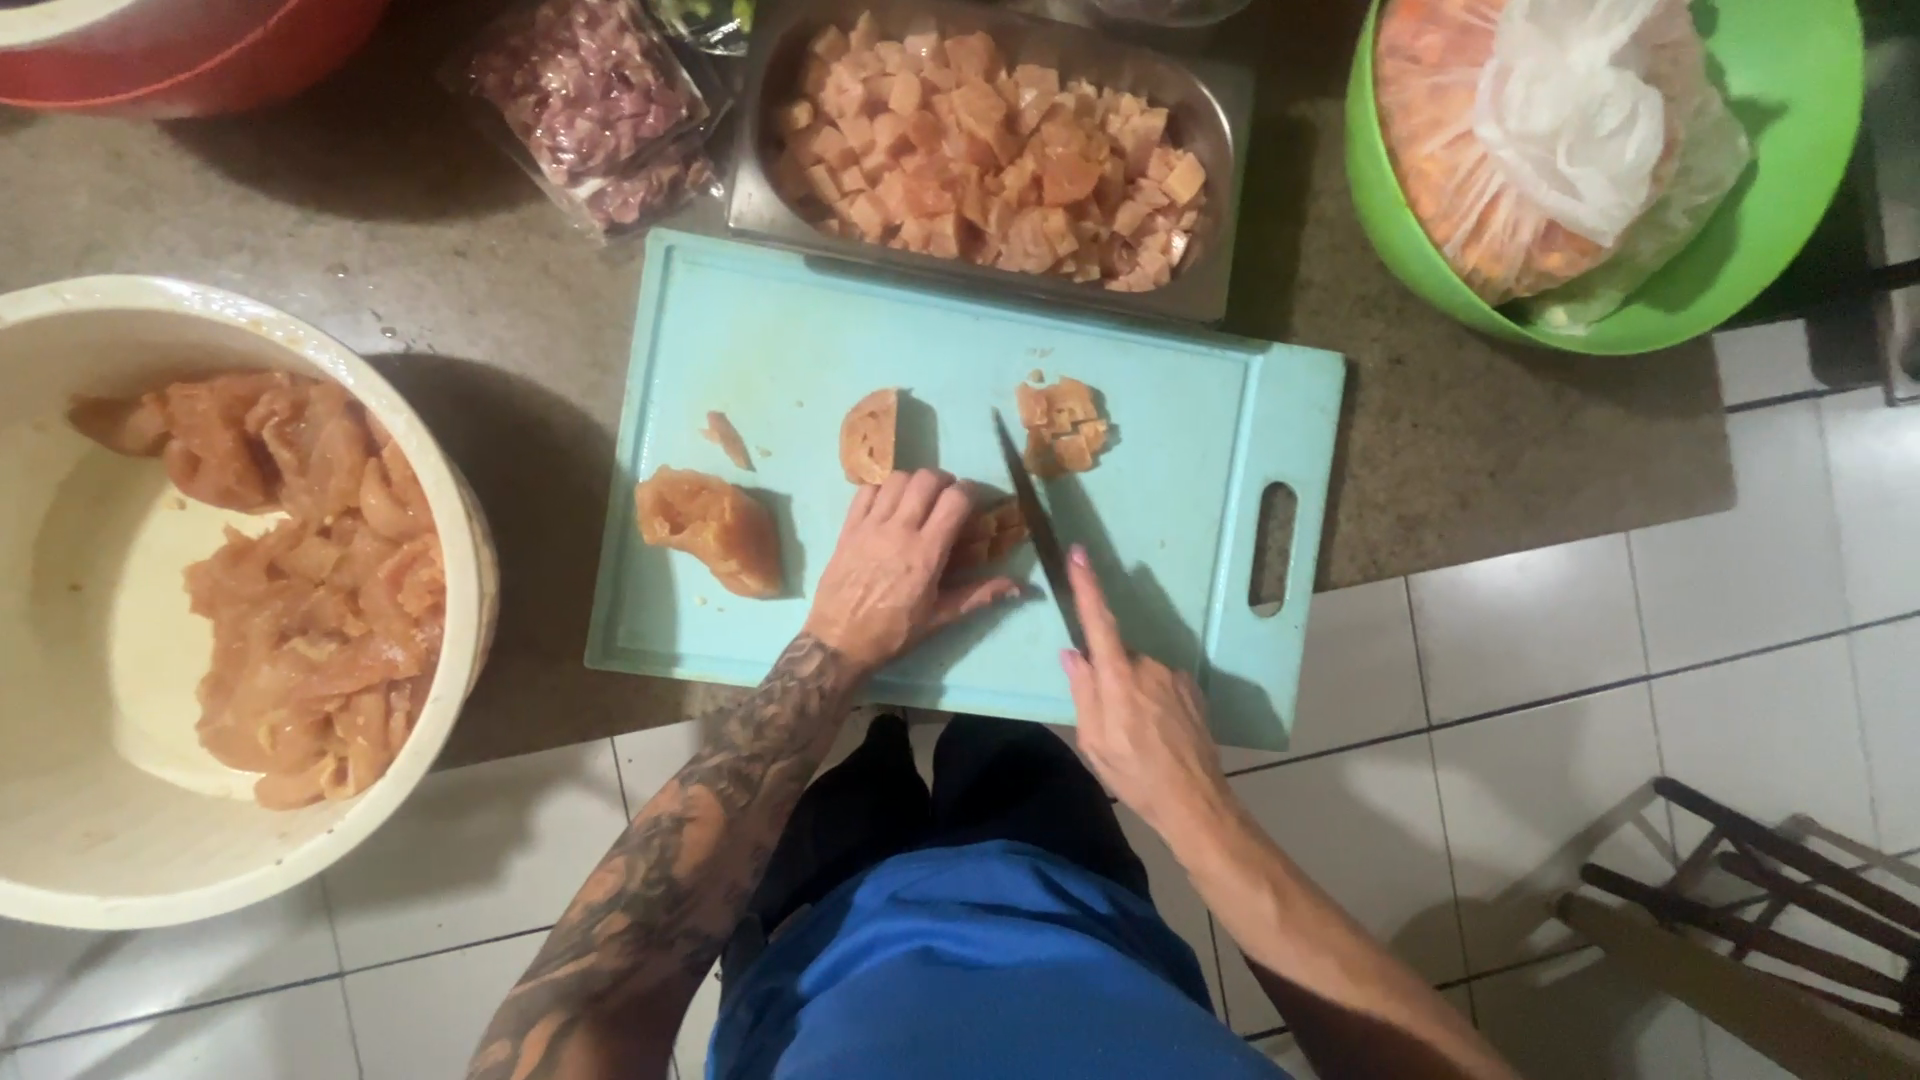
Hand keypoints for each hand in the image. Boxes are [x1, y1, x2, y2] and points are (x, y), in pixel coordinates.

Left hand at [803, 470, 1021, 676]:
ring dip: (914, 483)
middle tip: (947, 498)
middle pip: (927, 479)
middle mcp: (899, 530)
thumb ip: (979, 595)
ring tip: (918, 499)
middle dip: (944, 481)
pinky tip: (888, 505)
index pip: (955, 499)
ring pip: (897, 479)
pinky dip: (881, 489)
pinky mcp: (848, 528)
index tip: (973, 502)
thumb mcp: (940, 617)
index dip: (970, 492)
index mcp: (926, 552)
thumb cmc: (894, 633)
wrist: (838, 642)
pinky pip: (866, 490)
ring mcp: (870, 526)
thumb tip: (1019, 587)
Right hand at [1062, 545, 1230, 834]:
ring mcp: (1176, 676)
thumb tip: (1073, 654)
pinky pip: (1162, 683)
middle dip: (1110, 678)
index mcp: (1118, 678)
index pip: (1098, 622)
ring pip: (1141, 673)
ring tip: (1140, 736)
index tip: (1080, 554)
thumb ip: (1082, 691)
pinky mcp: (1194, 688)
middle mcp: (1149, 666)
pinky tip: (1160, 733)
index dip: (1087, 586)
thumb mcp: (1094, 741)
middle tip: (1113, 723)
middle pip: (1118, 657)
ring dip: (1134, 692)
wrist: (1195, 801)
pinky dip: (1155, 700)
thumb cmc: (1135, 775)